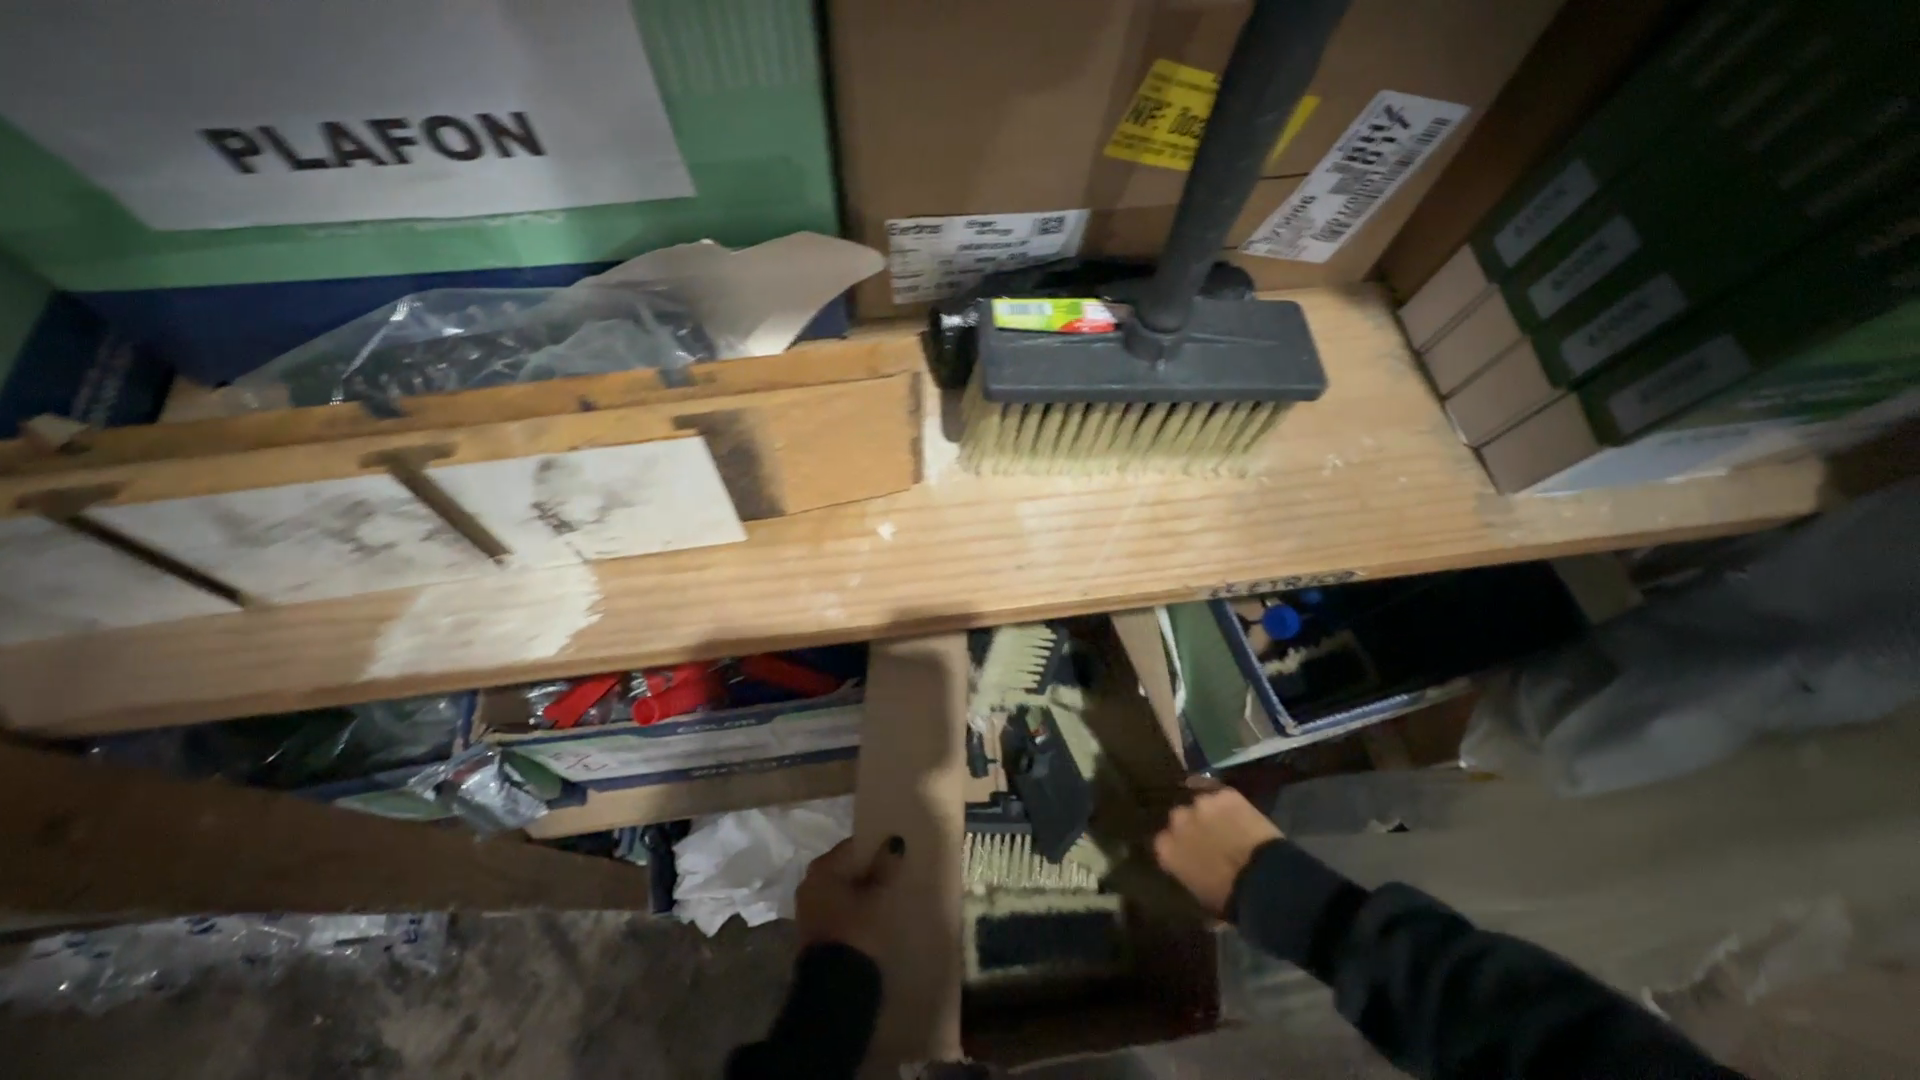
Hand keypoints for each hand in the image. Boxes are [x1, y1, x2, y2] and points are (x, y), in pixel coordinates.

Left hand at [795, 835, 904, 958]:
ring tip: (887, 892)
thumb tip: (894, 842)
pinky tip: (873, 913)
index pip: (853, 845)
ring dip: (861, 889)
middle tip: (895, 870)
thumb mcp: (879, 896)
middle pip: (845, 866)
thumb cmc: (857, 930)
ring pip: (841, 888)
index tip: (896, 849)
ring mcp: (808, 907)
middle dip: (868, 868)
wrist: (836, 985)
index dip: (876, 845)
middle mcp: (809, 882)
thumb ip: (886, 866)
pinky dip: (854, 906)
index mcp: (822, 868)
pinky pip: (837, 907)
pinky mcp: (814, 930)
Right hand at [1152, 781, 1282, 917]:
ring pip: (1201, 803)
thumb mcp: (1199, 895)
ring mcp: (1201, 804)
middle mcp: (1177, 821)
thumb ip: (1187, 875)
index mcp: (1166, 849)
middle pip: (1180, 817)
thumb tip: (1191, 876)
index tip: (1191, 853)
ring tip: (1227, 823)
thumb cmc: (1229, 898)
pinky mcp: (1225, 794)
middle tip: (1210, 838)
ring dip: (1210, 812)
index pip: (1164, 841)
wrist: (1263, 881)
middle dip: (1191, 826)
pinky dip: (1226, 801)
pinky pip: (1221, 793)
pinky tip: (1235, 809)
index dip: (1179, 846)